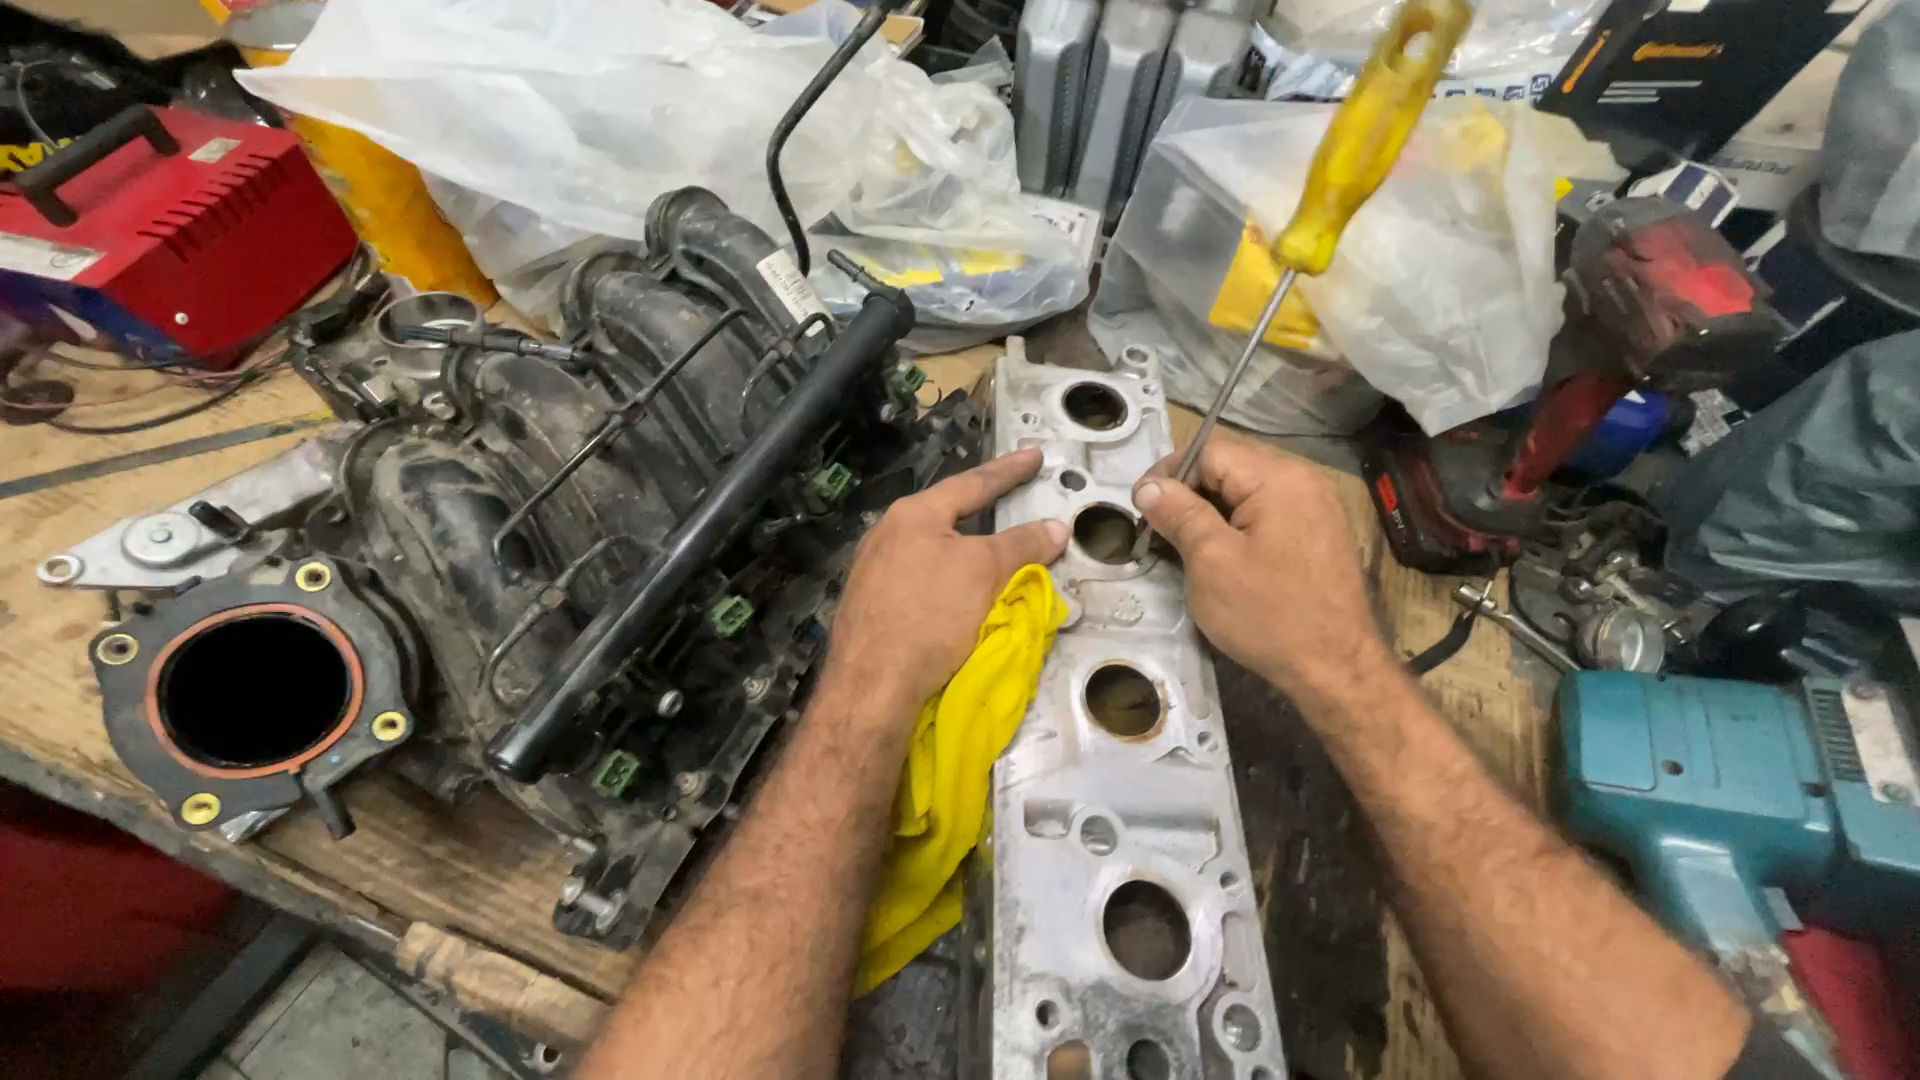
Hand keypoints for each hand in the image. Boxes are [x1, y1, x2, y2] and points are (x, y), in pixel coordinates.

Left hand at [825, 448, 1068, 714]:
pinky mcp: (869, 604)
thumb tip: (1057, 527)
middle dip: (980, 508)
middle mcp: (886, 533)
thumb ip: (1022, 545)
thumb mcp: (985, 573)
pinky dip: (943, 577)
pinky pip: (917, 578)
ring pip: (929, 548)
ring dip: (961, 547)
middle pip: (944, 513)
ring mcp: (871, 569)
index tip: (1034, 456)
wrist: (872, 685)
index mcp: (913, 514)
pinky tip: (952, 592)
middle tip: (1010, 497)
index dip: (1009, 470)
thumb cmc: (930, 617)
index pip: (972, 483)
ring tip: (987, 548)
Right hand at [1132, 439, 1391, 699]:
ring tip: (1184, 543)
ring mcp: (1315, 506)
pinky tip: (1220, 553)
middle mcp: (1303, 480)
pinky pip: (1266, 511)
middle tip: (1159, 526)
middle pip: (1230, 466)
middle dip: (1188, 491)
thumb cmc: (1268, 613)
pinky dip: (1236, 524)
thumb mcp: (1210, 561)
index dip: (1168, 473)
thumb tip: (1148, 486)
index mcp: (1278, 478)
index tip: (1142, 507)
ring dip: (1210, 509)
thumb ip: (1179, 514)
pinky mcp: (1317, 533)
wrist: (1335, 668)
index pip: (1209, 450)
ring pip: (1246, 490)